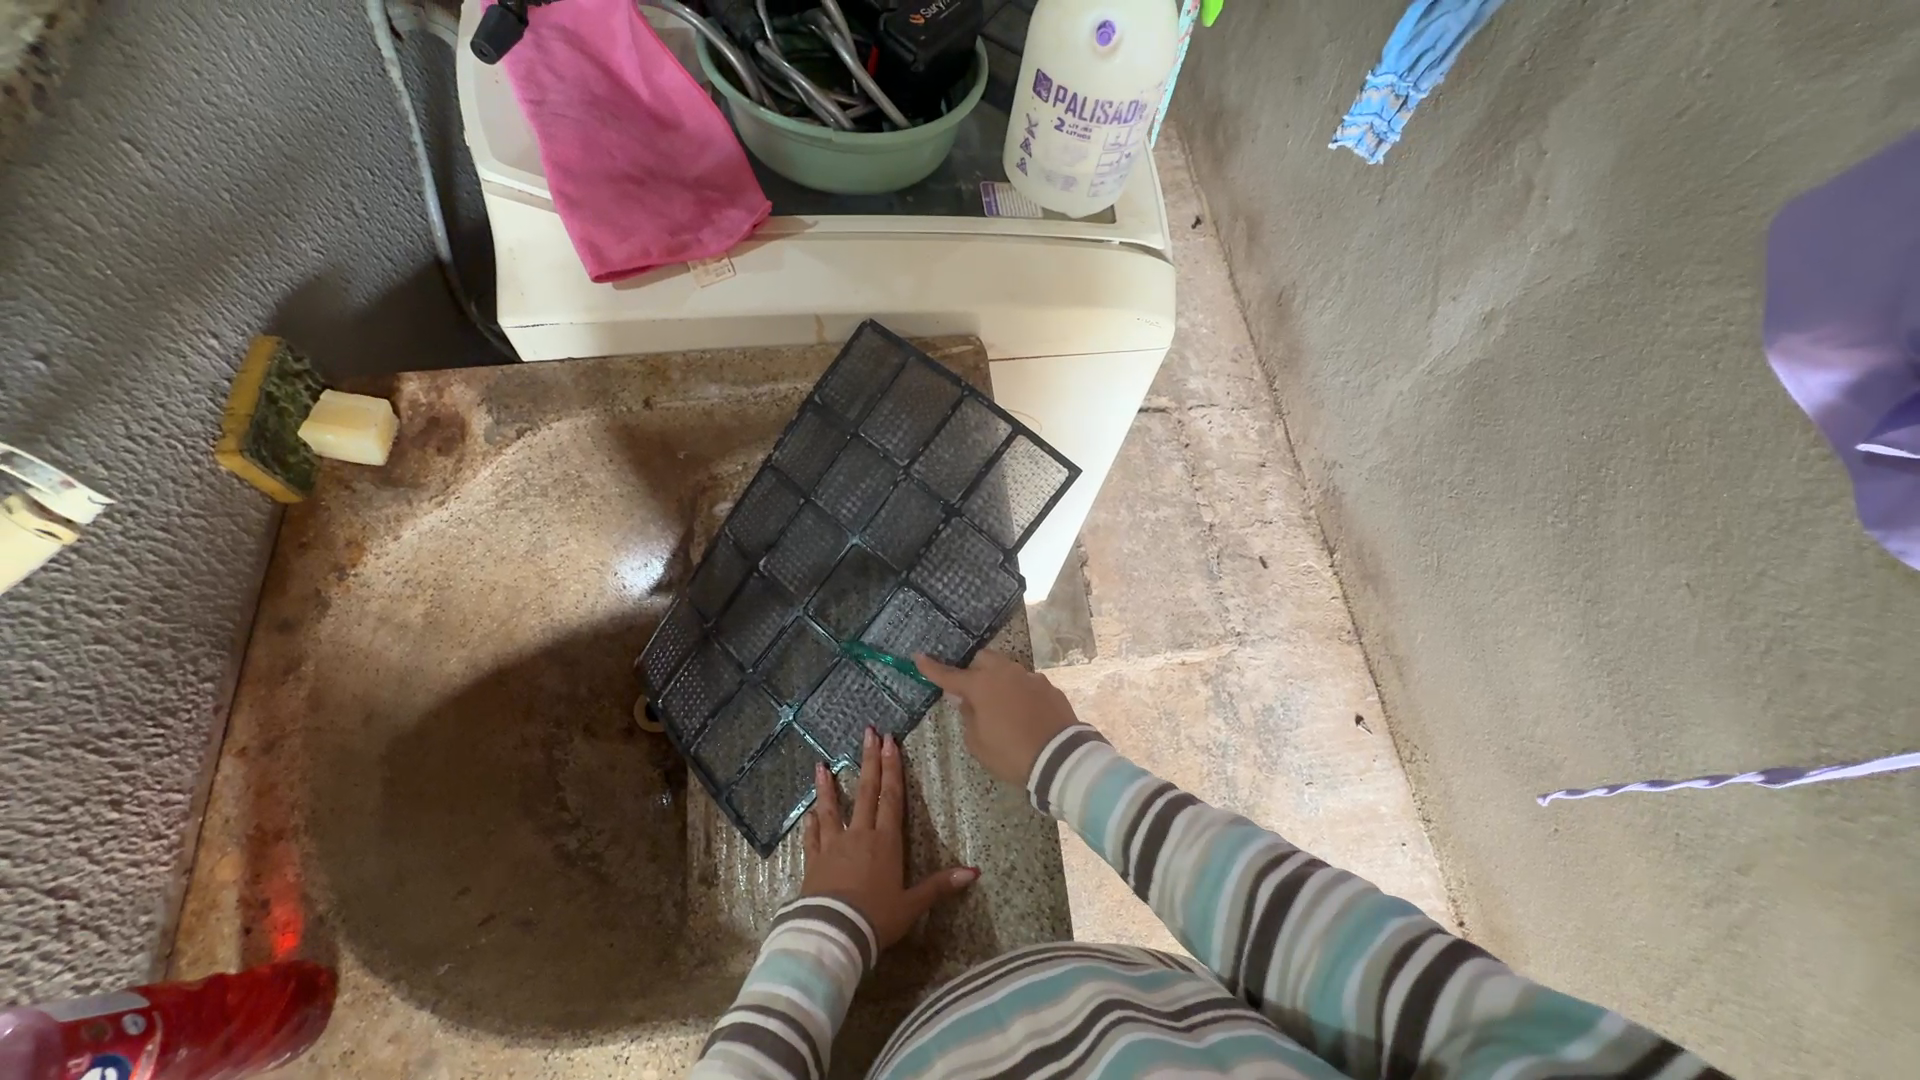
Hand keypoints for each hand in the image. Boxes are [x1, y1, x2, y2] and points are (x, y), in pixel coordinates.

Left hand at [801, 727, 978, 948]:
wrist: (834, 933)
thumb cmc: (876, 918)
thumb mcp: (912, 904)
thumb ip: (940, 886)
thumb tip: (974, 872)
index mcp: (886, 842)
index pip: (892, 797)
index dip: (893, 768)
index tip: (890, 742)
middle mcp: (860, 835)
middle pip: (866, 792)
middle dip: (869, 761)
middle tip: (869, 733)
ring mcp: (834, 846)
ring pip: (832, 809)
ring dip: (829, 786)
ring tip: (821, 765)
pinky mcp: (814, 861)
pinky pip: (813, 837)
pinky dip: (811, 824)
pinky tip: (808, 814)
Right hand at [914, 651, 1079, 788]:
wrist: (1060, 758)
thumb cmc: (1011, 753)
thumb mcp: (978, 743)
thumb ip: (968, 716)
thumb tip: (966, 700)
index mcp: (982, 685)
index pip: (950, 675)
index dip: (932, 667)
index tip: (919, 657)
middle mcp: (1006, 673)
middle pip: (983, 659)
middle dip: (973, 669)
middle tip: (970, 690)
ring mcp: (1030, 677)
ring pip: (1008, 669)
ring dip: (998, 681)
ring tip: (1000, 705)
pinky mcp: (1049, 687)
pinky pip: (1027, 683)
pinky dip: (1019, 692)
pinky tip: (1023, 712)